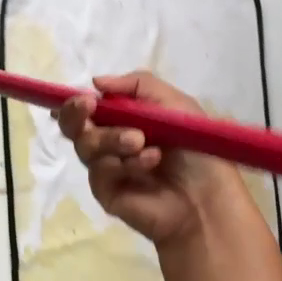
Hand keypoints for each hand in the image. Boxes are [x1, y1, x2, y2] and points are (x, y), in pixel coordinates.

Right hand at [56, 71, 251, 248]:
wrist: (208, 198)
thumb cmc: (197, 149)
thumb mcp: (176, 104)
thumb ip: (138, 85)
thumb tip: (95, 82)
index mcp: (122, 119)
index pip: (87, 107)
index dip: (77, 101)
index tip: (86, 98)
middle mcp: (108, 141)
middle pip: (73, 126)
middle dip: (76, 114)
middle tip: (90, 107)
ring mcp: (105, 167)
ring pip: (85, 145)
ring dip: (111, 137)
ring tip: (140, 141)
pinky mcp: (105, 191)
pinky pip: (99, 170)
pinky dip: (125, 162)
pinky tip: (151, 160)